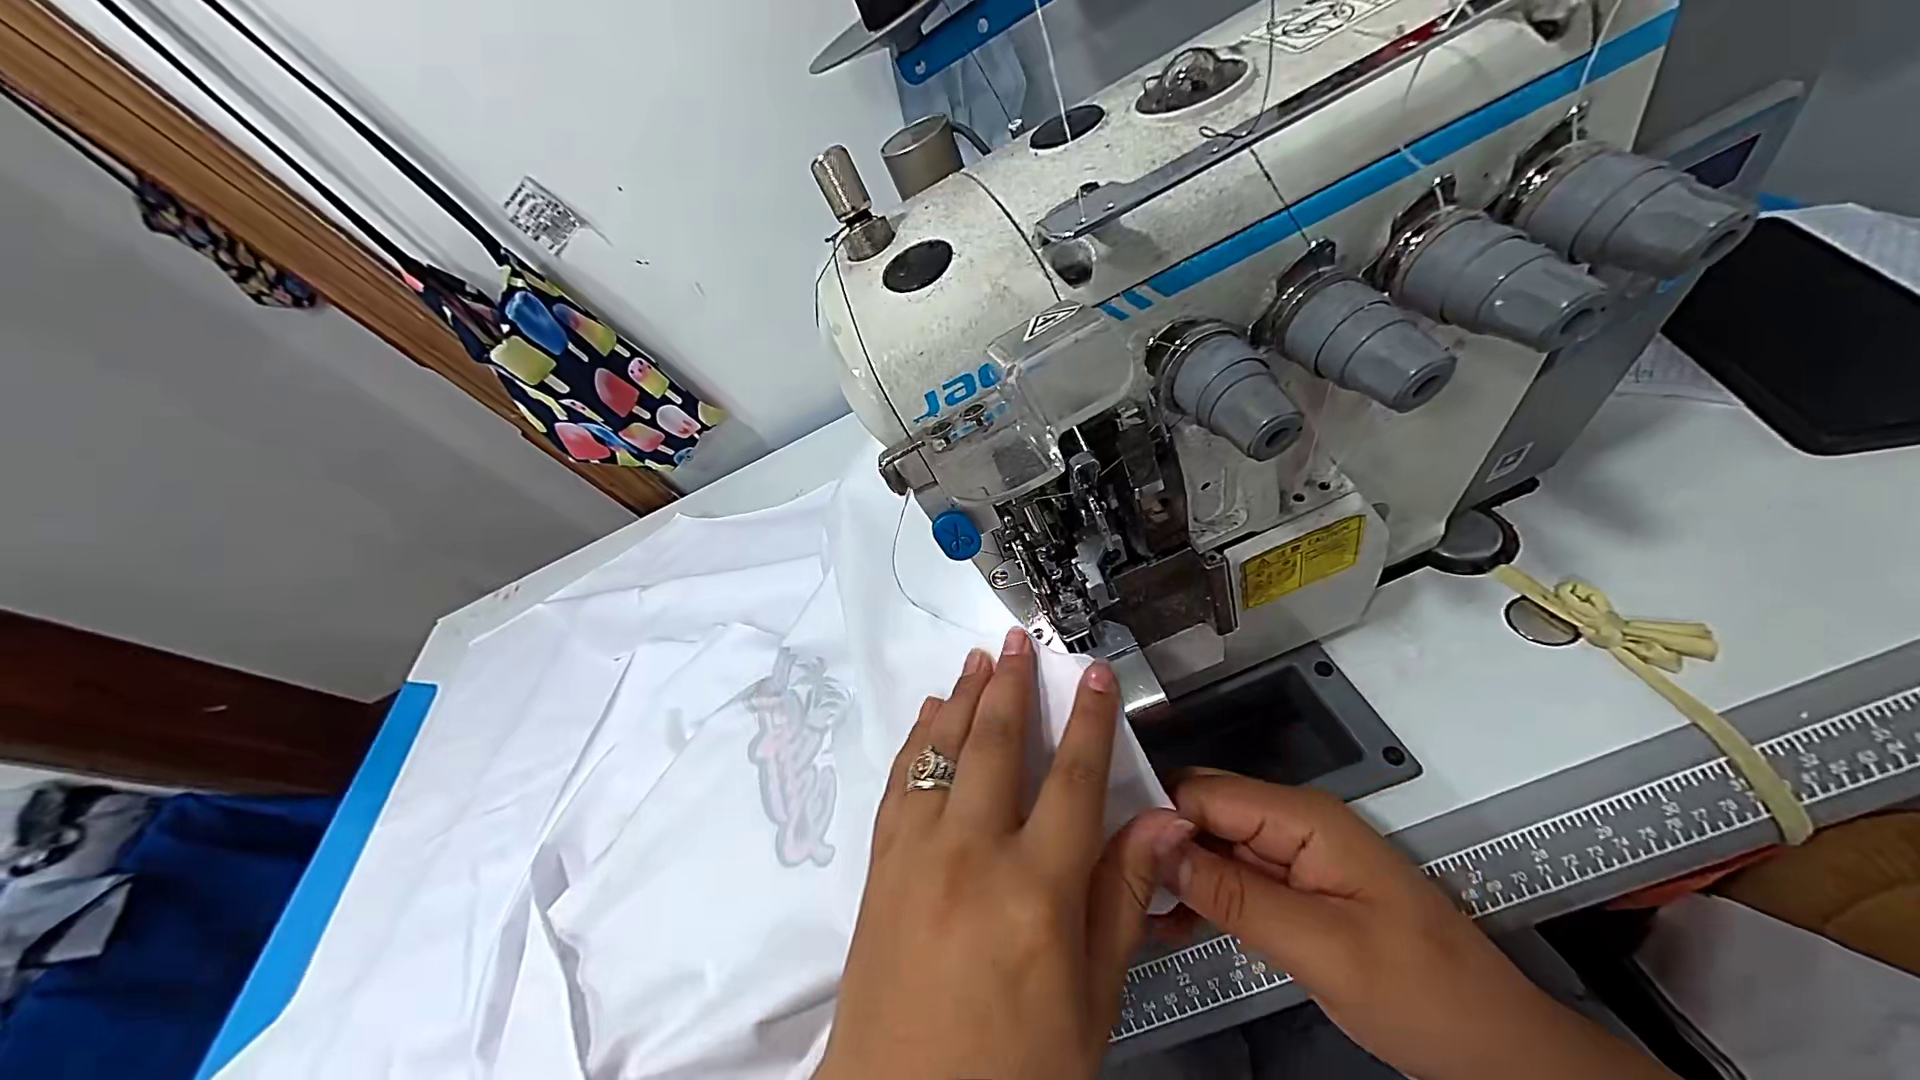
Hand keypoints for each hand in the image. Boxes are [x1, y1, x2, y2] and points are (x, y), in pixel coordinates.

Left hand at [816, 629, 1194, 1079]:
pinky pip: (901, 781)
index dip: (1090, 720)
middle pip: (998, 745)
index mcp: (1036, 890)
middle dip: (1013, 685)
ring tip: (977, 660)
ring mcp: (918, 853)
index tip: (1095, 676)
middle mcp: (972, 854)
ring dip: (963, 698)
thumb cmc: (1011, 1069)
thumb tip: (1163, 824)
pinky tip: (930, 717)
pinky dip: (918, 740)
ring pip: (943, 751)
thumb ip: (1122, 899)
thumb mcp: (1091, 1000)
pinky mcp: (883, 865)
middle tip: (1018, 641)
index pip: (1075, 779)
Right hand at [1163, 772, 1674, 1079]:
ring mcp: (1291, 854)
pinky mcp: (1291, 886)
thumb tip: (1158, 849)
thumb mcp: (1322, 948)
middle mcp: (1291, 822)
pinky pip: (1230, 875)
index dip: (1157, 816)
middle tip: (1113, 881)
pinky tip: (1169, 922)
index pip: (1204, 793)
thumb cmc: (1421, 992)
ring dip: (1175, 872)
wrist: (1497, 1048)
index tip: (1113, 851)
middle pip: (1203, 811)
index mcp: (1302, 817)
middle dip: (1159, 842)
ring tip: (1132, 906)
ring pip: (1210, 844)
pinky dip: (1199, 894)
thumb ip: (1234, 894)